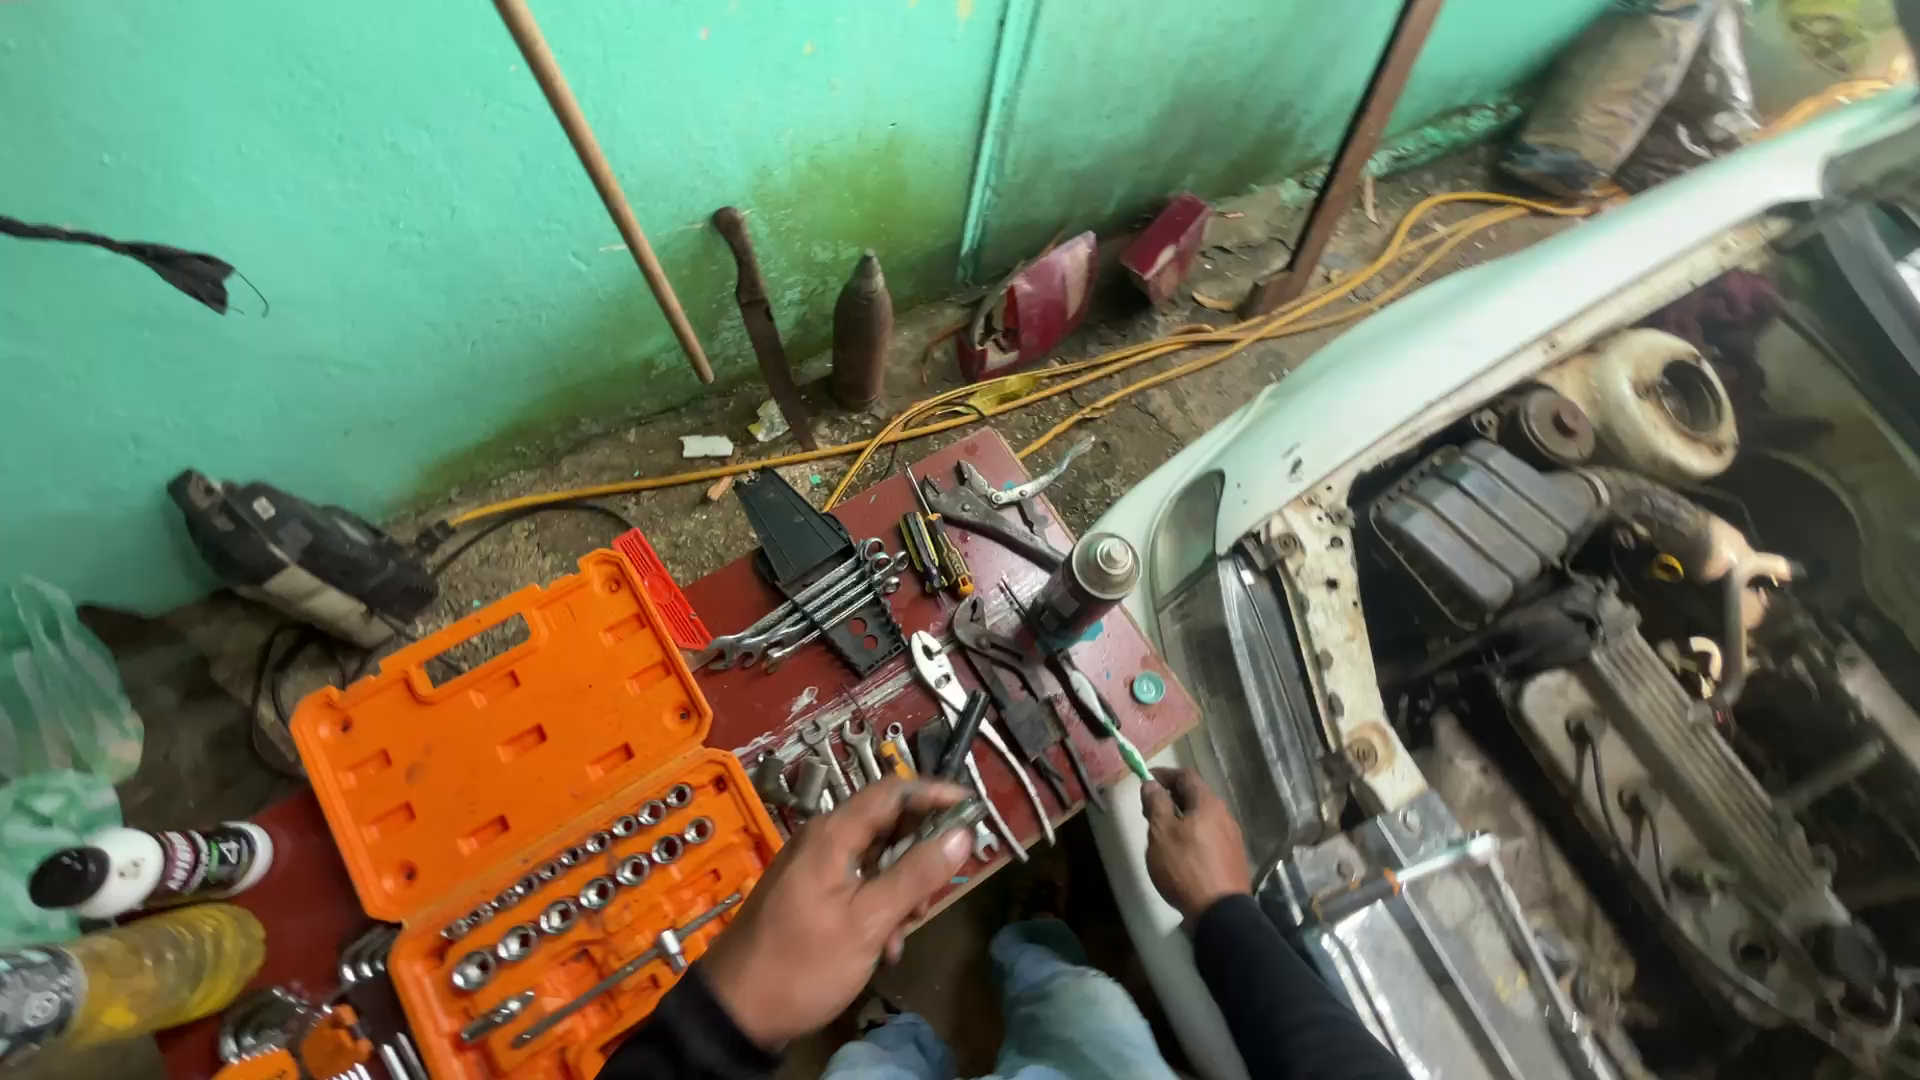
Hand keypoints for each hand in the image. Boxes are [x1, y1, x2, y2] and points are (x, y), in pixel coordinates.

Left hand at [699, 777, 973, 1048]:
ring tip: (905, 931)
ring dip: (901, 888)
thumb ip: (916, 875)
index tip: (973, 805)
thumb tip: (962, 835)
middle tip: (937, 893)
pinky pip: (859, 879)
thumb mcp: (868, 923)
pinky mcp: (811, 889)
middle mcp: (824, 836)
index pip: (894, 791)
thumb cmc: (803, 964)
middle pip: (888, 824)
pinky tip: (885, 944)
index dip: (936, 793)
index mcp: (834, 832)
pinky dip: (879, 903)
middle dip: (920, 856)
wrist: (734, 1013)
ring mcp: (815, 863)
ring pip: (876, 857)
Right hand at [1142, 767, 1250, 921]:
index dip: (1164, 774)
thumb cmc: (1185, 867)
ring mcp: (1232, 838)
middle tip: (1151, 809)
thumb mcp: (1161, 832)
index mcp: (1207, 804)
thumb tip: (1152, 784)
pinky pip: (1210, 836)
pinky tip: (1182, 852)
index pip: (1185, 776)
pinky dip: (1193, 834)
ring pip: (1203, 817)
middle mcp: (1224, 815)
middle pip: (1196, 796)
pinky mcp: (1233, 858)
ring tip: (1164, 833)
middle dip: (1172, 797)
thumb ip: (1156, 804)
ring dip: (1183, 817)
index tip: (1146, 780)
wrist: (1221, 914)